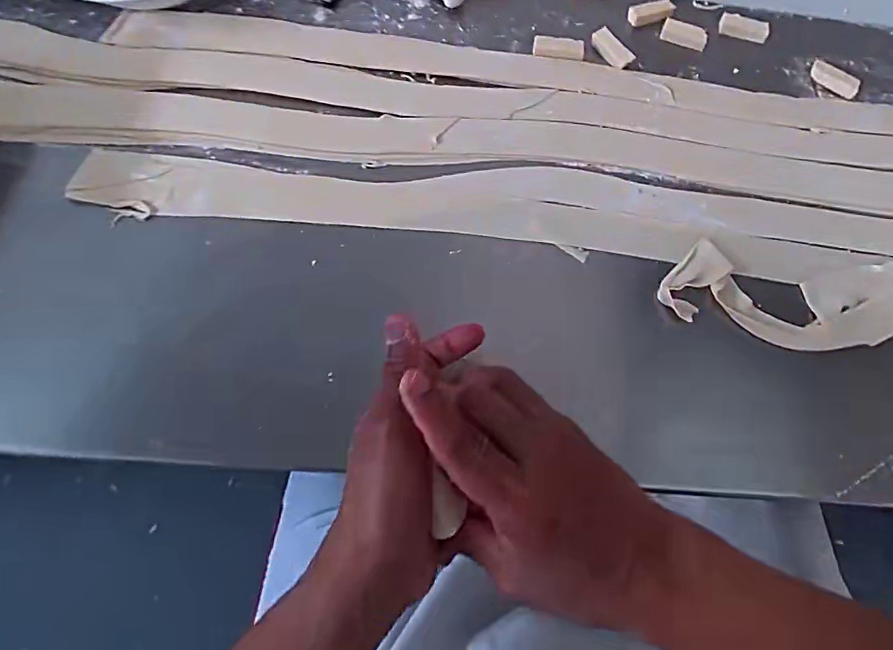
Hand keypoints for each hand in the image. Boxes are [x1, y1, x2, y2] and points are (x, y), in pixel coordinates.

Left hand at [313, 315, 485, 613]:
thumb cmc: (383, 496)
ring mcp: (424, 463)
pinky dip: (483, 451)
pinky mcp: (442, 490)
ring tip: (510, 411)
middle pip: (444, 392)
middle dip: (472, 381)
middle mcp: (408, 432)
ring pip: (459, 425)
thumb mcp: (393, 425)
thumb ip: (401, 376)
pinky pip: (467, 458)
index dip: (451, 344)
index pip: (423, 363)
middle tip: (503, 379)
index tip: (480, 336)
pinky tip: (505, 449)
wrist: (381, 571)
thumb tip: (397, 321)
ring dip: (480, 417)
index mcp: (392, 411)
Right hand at [396, 363, 689, 633]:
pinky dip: (496, 390)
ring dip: (471, 384)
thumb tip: (441, 506)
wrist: (642, 558)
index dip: (431, 411)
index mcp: (518, 500)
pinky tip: (483, 409)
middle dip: (444, 392)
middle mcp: (539, 454)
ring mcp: (556, 432)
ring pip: (503, 384)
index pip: (463, 444)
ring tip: (448, 399)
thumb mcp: (511, 573)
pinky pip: (522, 393)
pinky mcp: (567, 424)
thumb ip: (470, 532)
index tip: (410, 384)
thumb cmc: (585, 575)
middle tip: (420, 399)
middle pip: (480, 398)